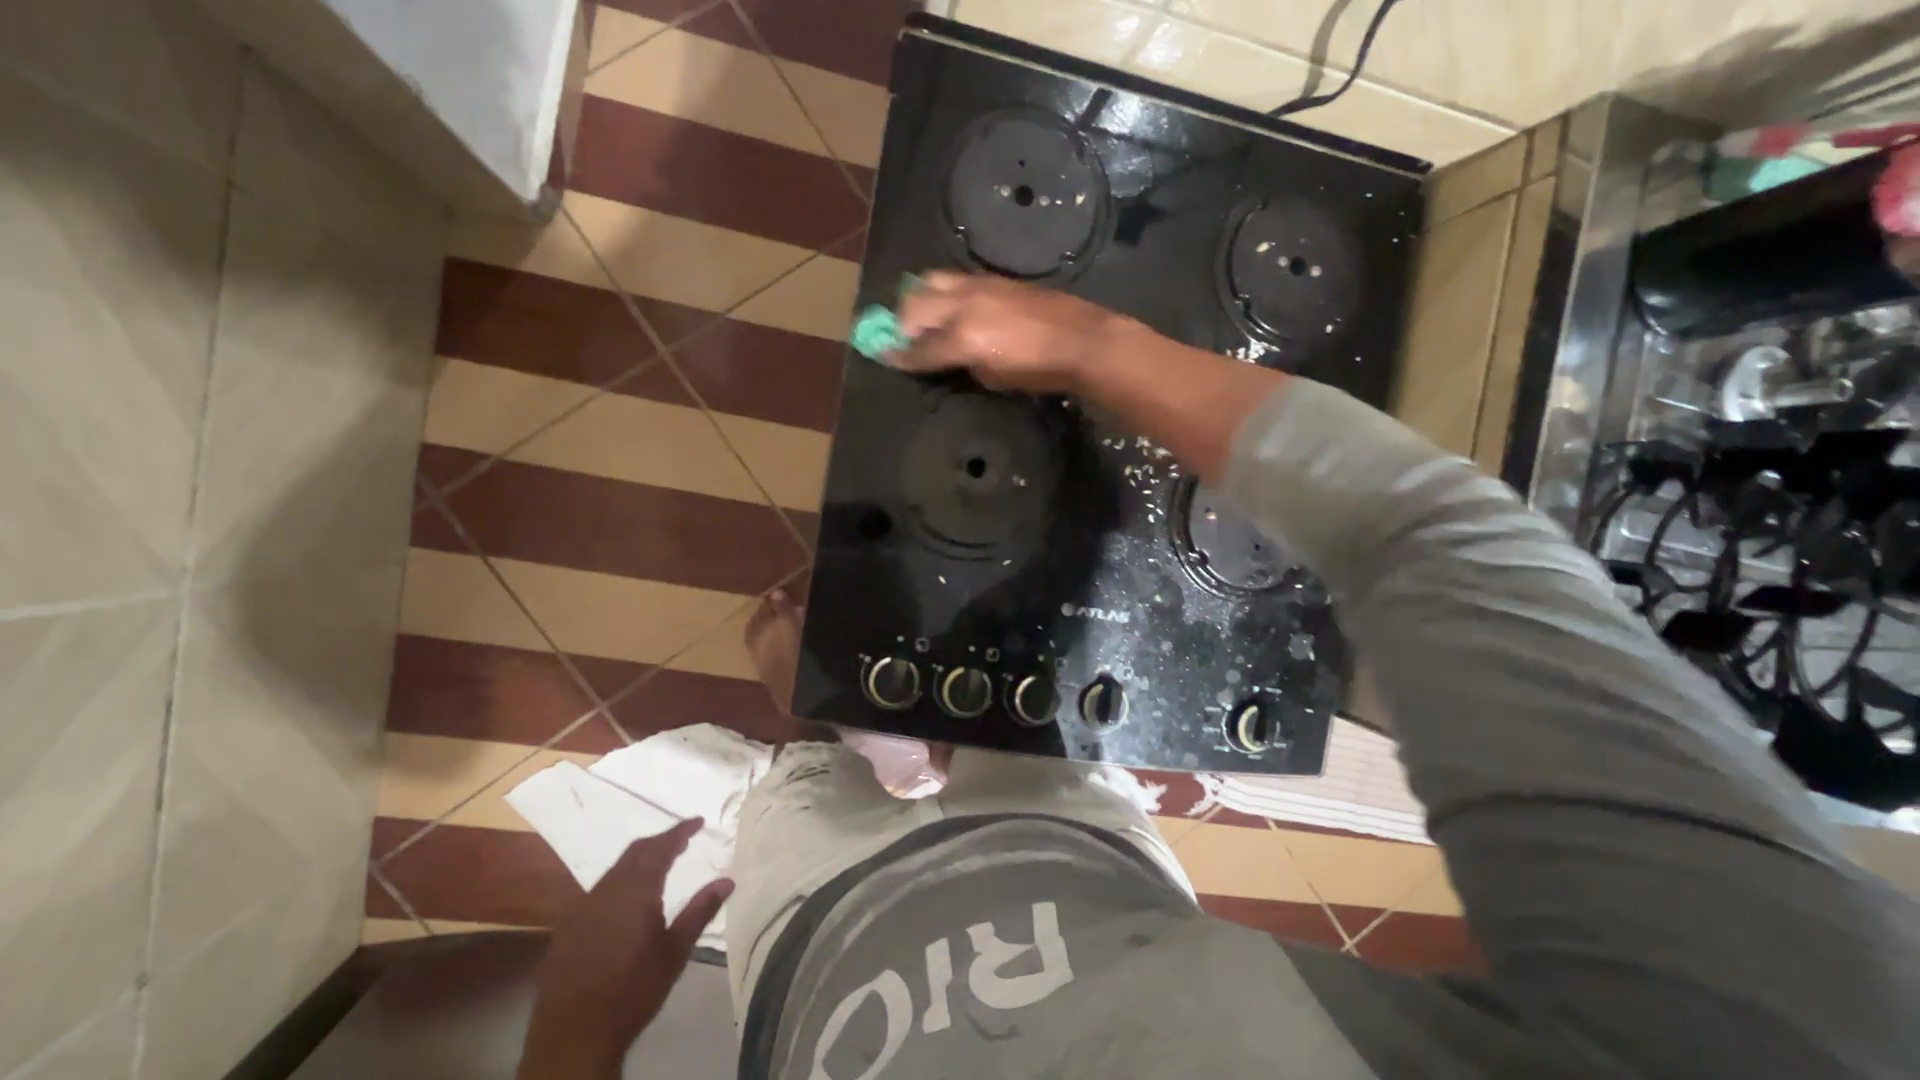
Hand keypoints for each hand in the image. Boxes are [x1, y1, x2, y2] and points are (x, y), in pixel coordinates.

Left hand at [517, 819, 732, 1079]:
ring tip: (660, 867)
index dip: (679, 831)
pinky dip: (620, 883)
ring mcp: (582, 907)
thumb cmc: (634, 990)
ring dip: (638, 862)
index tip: (698, 821)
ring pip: (614, 871)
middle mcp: (606, 890)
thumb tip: (727, 880)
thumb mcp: (675, 952)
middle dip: (659, 842)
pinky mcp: (568, 927)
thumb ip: (700, 911)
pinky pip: (599, 891)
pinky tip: (627, 902)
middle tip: (682, 841)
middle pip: (634, 853)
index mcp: (635, 890)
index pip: (660, 847)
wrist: (575, 1031)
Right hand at [893, 271, 1139, 393]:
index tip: (884, 356)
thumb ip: (962, 363)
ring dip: (918, 300)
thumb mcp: (994, 378)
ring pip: (929, 282)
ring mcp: (978, 286)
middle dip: (902, 325)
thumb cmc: (1040, 371)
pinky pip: (953, 280)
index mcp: (963, 338)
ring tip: (922, 317)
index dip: (898, 356)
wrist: (1082, 340)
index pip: (918, 348)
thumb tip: (947, 354)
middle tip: (904, 339)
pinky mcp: (993, 278)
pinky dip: (941, 292)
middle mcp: (963, 306)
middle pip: (914, 307)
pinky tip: (948, 306)